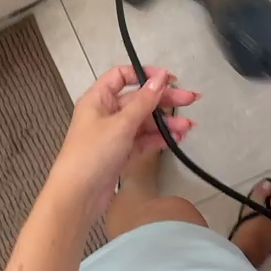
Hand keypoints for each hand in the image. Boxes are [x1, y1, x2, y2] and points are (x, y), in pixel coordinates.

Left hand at [44, 66, 196, 220]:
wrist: (78, 196)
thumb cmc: (93, 153)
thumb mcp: (121, 123)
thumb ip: (144, 101)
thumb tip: (160, 77)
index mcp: (98, 98)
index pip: (121, 76)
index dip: (144, 74)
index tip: (168, 79)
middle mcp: (106, 113)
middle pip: (138, 99)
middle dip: (164, 99)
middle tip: (191, 99)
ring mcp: (114, 134)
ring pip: (144, 121)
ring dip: (166, 122)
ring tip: (188, 126)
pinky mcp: (121, 153)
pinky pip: (143, 140)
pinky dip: (159, 138)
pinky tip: (176, 139)